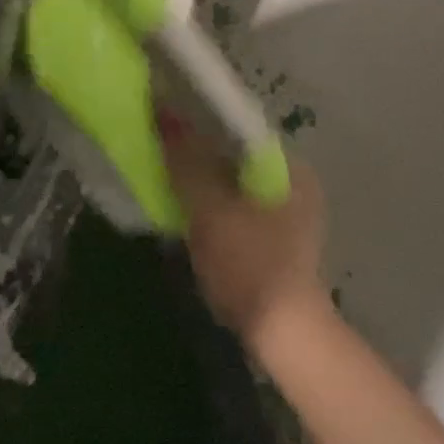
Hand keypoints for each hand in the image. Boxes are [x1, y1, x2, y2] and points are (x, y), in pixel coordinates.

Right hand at [163, 126, 327, 348]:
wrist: (279, 331)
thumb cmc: (249, 264)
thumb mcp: (210, 208)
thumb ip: (186, 161)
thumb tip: (163, 111)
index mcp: (290, 170)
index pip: (239, 127)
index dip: (198, 117)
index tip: (160, 114)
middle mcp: (292, 185)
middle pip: (232, 153)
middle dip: (192, 147)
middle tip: (151, 142)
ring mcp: (281, 214)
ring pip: (227, 180)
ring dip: (194, 175)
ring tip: (156, 169)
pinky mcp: (266, 238)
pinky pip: (227, 203)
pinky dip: (202, 199)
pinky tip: (177, 203)